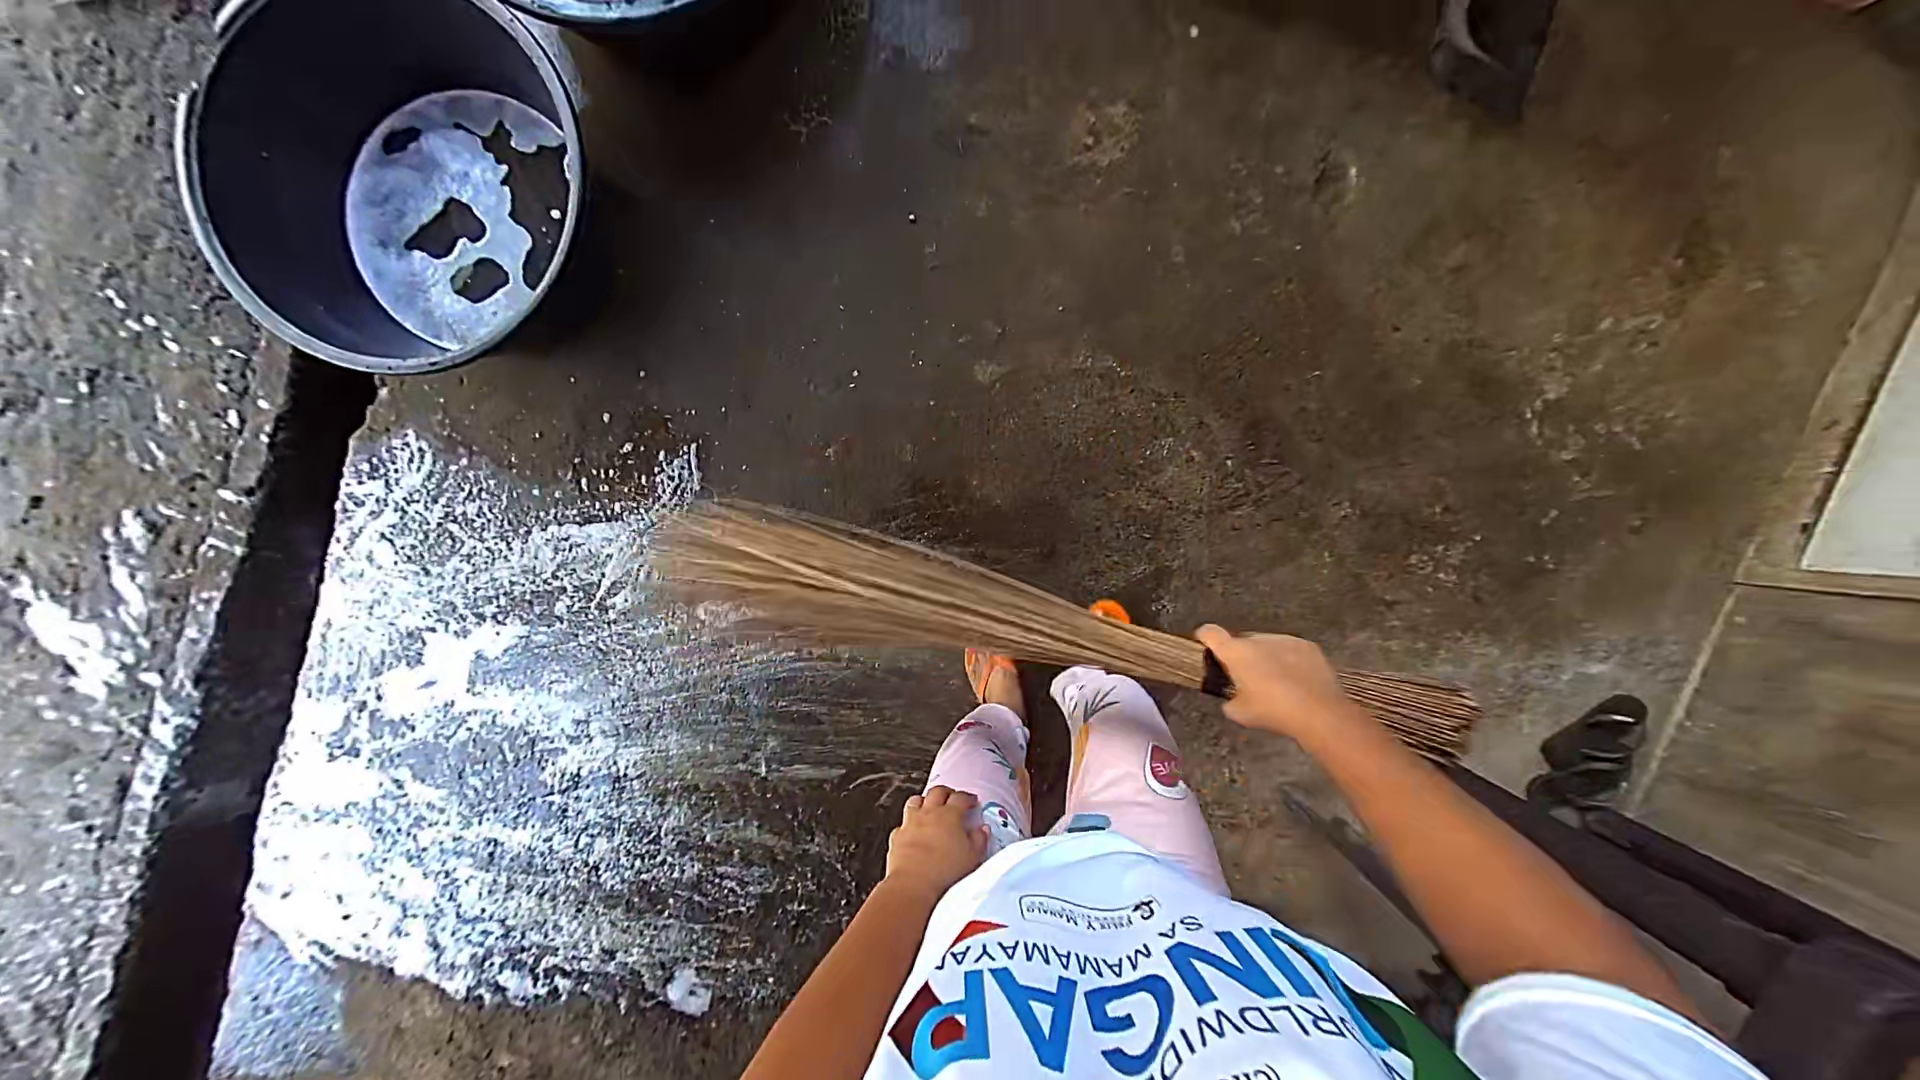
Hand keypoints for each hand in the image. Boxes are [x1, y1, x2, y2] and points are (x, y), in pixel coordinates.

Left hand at [884, 786, 988, 899]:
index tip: (971, 801)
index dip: (967, 797)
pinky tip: (912, 831)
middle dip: (947, 792)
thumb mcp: (973, 856)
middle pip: (937, 792)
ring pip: (916, 801)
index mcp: (949, 815)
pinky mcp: (897, 836)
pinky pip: (902, 823)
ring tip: (930, 806)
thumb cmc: (945, 871)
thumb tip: (982, 830)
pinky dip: (908, 824)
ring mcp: (911, 822)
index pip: (960, 798)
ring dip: (924, 801)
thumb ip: (979, 840)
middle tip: (952, 797)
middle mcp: (929, 813)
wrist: (913, 884)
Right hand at [1194, 625, 1365, 741]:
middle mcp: (1257, 640)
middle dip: (1241, 655)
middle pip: (1241, 641)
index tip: (1203, 643)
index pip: (1210, 633)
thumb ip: (1230, 702)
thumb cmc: (1273, 711)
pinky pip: (1290, 650)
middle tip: (1248, 677)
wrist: (1320, 712)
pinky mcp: (1308, 646)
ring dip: (1266, 656)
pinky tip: (1296, 680)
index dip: (1204, 636)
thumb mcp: (1241, 714)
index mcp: (1236, 652)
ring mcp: (1285, 640)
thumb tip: (1232, 700)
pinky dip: (1288, 660)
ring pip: (1267, 644)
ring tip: (1276, 681)